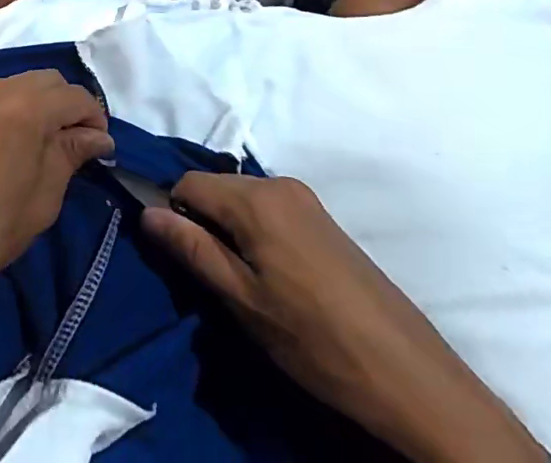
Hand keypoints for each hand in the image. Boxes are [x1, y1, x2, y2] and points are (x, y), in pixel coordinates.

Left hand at [0, 70, 114, 309]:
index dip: (95, 118)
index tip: (101, 148)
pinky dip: (9, 108)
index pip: (75, 96)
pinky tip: (7, 141)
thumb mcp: (45, 196)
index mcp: (28, 107)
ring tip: (43, 141)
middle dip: (68, 105)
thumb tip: (98, 137)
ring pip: (17, 84)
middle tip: (76, 143)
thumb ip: (71, 155)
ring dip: (38, 103)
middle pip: (47, 80)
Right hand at [143, 174, 547, 462]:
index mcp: (257, 198)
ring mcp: (306, 199)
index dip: (172, 214)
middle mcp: (281, 184)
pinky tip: (267, 275)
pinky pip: (268, 210)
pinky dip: (253, 232)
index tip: (175, 257)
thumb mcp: (242, 299)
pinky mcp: (321, 218)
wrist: (402, 368)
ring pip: (242, 199)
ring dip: (227, 230)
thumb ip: (192, 249)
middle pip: (217, 187)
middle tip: (206, 276)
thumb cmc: (312, 337)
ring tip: (238, 281)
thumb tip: (148, 212)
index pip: (188, 183)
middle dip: (200, 221)